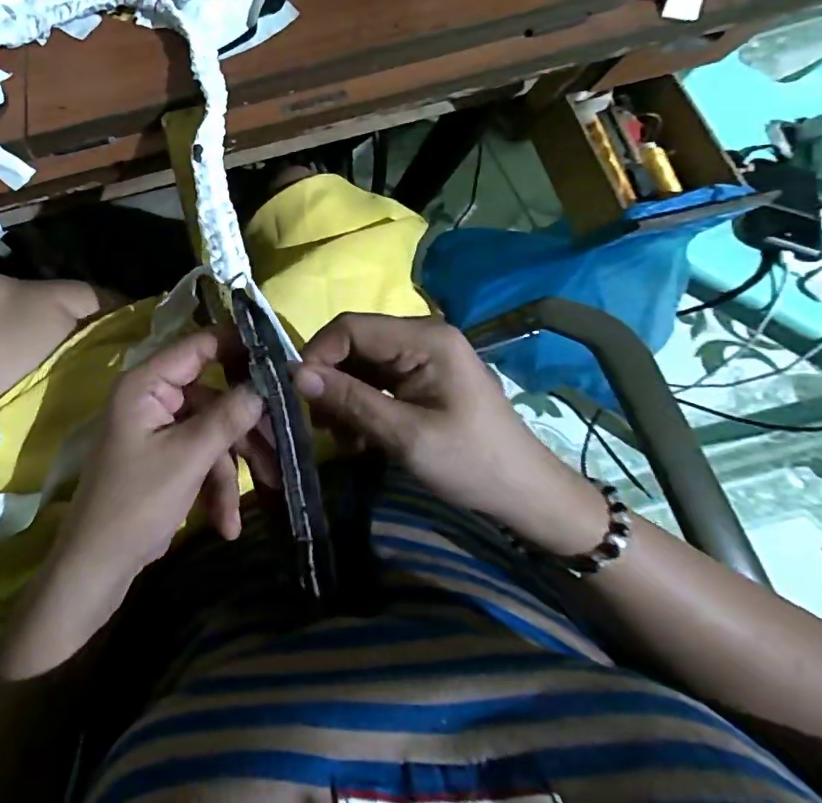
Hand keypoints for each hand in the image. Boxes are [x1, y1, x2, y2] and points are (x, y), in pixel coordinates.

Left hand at [0, 330, 263, 677]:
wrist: (98, 565)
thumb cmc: (136, 502)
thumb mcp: (188, 458)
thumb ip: (227, 417)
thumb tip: (263, 384)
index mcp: (146, 384)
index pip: (199, 346)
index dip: (238, 347)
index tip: (279, 358)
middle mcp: (152, 399)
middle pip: (214, 397)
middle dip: (246, 432)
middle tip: (282, 450)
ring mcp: (159, 430)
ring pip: (213, 433)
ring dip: (233, 471)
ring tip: (263, 497)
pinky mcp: (165, 458)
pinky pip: (201, 459)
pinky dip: (216, 488)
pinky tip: (227, 524)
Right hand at [293, 312, 607, 556]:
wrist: (526, 494)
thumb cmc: (471, 463)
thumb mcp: (406, 435)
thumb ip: (350, 400)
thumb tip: (295, 374)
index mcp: (426, 338)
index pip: (351, 327)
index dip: (318, 355)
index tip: (298, 394)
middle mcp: (422, 336)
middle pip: (353, 343)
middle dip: (329, 379)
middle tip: (315, 421)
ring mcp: (422, 357)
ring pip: (360, 363)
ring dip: (341, 396)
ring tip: (336, 436)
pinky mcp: (421, 377)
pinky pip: (375, 380)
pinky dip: (359, 404)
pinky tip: (355, 437)